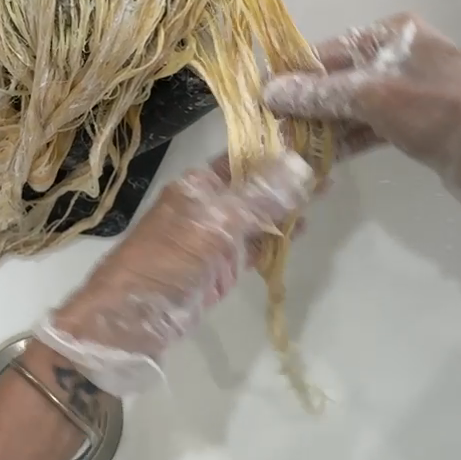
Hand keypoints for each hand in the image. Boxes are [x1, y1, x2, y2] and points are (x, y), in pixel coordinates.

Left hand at [33, 151, 314, 396]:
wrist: (125, 323)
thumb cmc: (162, 264)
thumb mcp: (212, 227)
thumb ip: (258, 199)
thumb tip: (303, 162)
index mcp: (199, 185)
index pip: (245, 156)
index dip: (279, 147)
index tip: (319, 136)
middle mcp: (210, 205)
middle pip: (257, 185)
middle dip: (290, 177)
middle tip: (334, 163)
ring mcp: (217, 237)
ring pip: (260, 215)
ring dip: (288, 207)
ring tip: (327, 192)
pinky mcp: (222, 267)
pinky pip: (256, 246)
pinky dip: (278, 238)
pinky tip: (303, 230)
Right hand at [261, 14, 460, 223]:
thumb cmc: (444, 110)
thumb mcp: (376, 96)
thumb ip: (321, 94)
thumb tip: (269, 90)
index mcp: (394, 35)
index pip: (329, 51)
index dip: (296, 76)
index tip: (265, 102)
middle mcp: (401, 58)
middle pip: (339, 80)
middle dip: (308, 106)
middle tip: (274, 133)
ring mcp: (411, 94)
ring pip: (353, 108)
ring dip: (325, 129)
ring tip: (292, 150)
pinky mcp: (420, 126)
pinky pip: (371, 129)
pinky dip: (348, 142)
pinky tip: (323, 160)